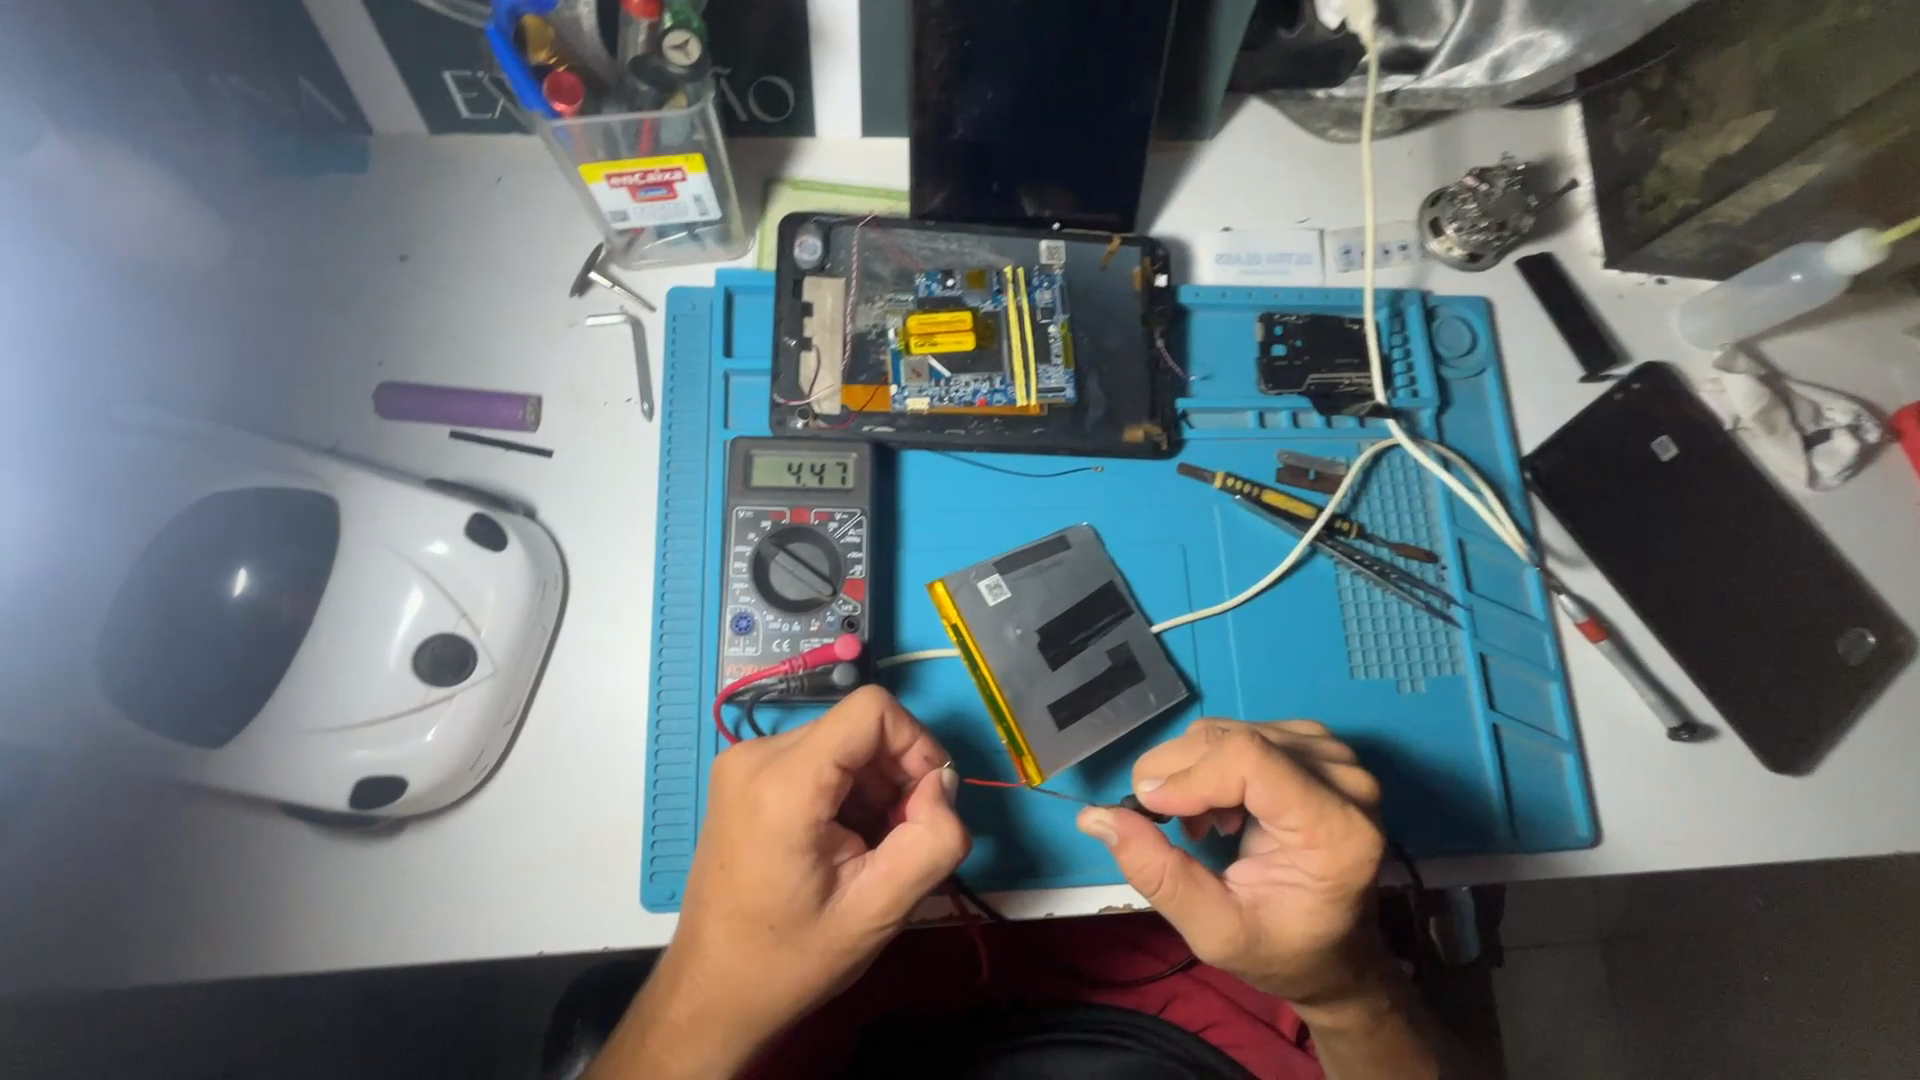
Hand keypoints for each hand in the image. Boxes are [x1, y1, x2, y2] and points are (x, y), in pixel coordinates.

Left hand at [626, 687, 969, 1070]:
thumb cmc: (791, 959)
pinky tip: (843, 840)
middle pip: (860, 727)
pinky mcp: (746, 773)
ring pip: (844, 741)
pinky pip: (820, 755)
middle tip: (899, 840)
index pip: (872, 709)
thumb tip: (944, 784)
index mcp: (784, 782)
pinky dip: (848, 788)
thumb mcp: (878, 912)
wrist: (713, 991)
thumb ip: (932, 841)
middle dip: (897, 775)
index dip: (916, 744)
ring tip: (868, 847)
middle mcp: (757, 753)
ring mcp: (745, 760)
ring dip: (875, 785)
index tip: (926, 803)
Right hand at [1076, 718, 1388, 1007]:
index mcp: (1335, 831)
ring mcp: (1333, 755)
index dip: (1187, 776)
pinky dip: (1209, 762)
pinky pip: (1237, 730)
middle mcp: (1344, 780)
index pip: (1249, 760)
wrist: (1337, 949)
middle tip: (1168, 826)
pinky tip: (1222, 802)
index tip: (1149, 810)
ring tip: (1203, 823)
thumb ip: (1157, 873)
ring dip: (1191, 771)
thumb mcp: (1214, 931)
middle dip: (1176, 774)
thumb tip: (1094, 816)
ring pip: (1225, 730)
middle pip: (1229, 739)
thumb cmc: (1281, 948)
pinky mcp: (1315, 743)